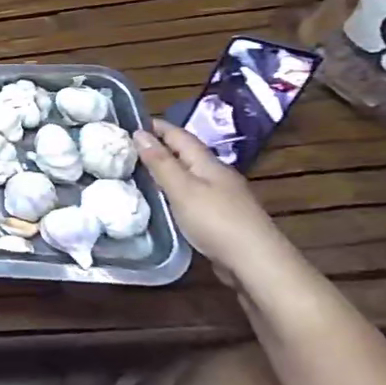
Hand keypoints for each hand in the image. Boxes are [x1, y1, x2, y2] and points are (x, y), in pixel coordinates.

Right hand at [134, 119, 307, 288]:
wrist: (257, 263)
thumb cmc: (216, 220)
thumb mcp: (182, 189)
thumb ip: (160, 162)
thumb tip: (139, 133)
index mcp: (208, 164)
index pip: (180, 136)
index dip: (157, 126)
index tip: (131, 121)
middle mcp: (218, 176)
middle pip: (186, 154)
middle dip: (160, 147)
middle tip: (128, 147)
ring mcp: (223, 197)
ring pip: (190, 175)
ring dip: (167, 169)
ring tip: (139, 171)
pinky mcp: (222, 218)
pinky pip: (192, 194)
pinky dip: (175, 190)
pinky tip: (164, 200)